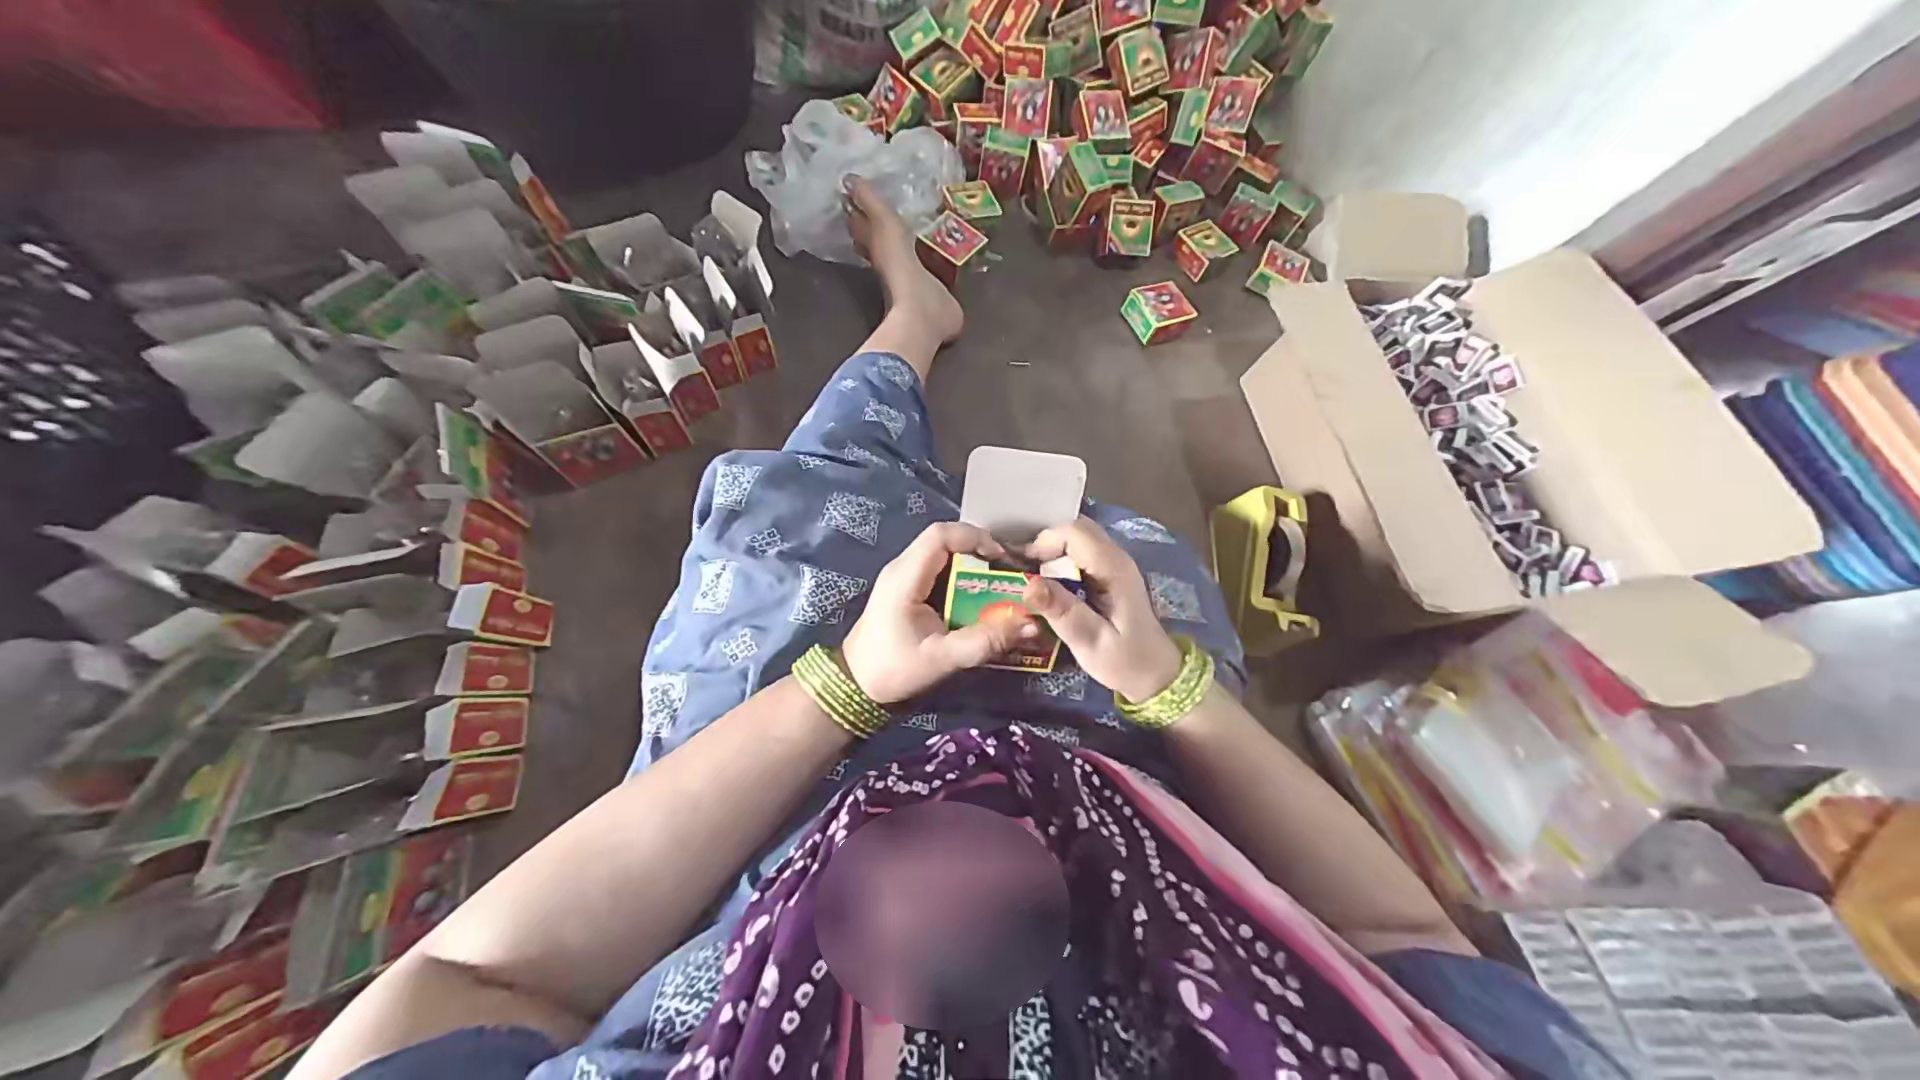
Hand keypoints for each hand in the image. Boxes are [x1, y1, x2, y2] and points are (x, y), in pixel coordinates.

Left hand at [840, 522, 1041, 704]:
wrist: (856, 685)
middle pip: (944, 540)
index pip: (940, 535)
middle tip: (1008, 571)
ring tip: (1000, 582)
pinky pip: (938, 569)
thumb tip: (1030, 624)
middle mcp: (902, 568)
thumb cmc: (893, 670)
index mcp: (905, 577)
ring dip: (972, 563)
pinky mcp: (907, 589)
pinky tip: (979, 596)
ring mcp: (902, 577)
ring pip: (942, 554)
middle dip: (979, 550)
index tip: (1003, 558)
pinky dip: (962, 577)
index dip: (975, 537)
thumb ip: (986, 641)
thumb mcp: (942, 658)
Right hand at [1021, 517, 1182, 702]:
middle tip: (1027, 573)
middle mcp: (1116, 558)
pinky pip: (1082, 552)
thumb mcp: (1089, 642)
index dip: (1044, 543)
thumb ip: (1061, 612)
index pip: (1073, 532)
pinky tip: (1051, 585)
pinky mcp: (1110, 573)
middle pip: (1075, 529)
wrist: (1157, 675)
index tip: (1024, 568)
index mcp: (1113, 569)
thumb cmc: (1125, 661)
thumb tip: (1028, 585)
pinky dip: (1062, 559)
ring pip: (1078, 538)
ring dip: (1053, 551)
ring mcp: (1115, 564)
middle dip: (1046, 544)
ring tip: (1034, 579)